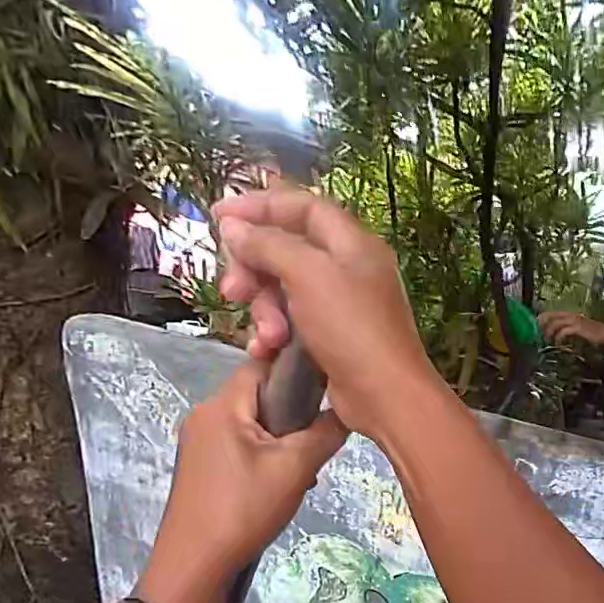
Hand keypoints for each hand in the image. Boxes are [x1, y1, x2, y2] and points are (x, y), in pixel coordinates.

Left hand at [147, 360, 349, 589]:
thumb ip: (326, 432)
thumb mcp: (295, 467)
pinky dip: (266, 458)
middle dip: (294, 416)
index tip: (327, 392)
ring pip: (254, 425)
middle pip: (260, 396)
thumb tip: (349, 410)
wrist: (195, 565)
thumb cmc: (244, 508)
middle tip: (315, 445)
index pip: (264, 364)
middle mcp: (205, 415)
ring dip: (283, 442)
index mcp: (222, 405)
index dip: (298, 372)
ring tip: (300, 471)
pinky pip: (242, 447)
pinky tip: (279, 486)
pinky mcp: (202, 467)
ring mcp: (200, 443)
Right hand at [212, 189, 443, 439]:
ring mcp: (341, 306)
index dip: (260, 205)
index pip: (302, 206)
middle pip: (286, 250)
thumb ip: (268, 244)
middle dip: (254, 269)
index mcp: (352, 243)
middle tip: (232, 290)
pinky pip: (292, 323)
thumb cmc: (351, 329)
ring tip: (268, 337)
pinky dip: (275, 334)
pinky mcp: (332, 339)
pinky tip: (266, 351)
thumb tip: (233, 226)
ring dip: (265, 311)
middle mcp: (348, 269)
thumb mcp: (308, 276)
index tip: (218, 216)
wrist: (385, 396)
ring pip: (285, 291)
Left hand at [539, 311, 603, 348]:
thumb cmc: (592, 335)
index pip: (552, 313)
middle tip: (538, 333)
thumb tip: (555, 335)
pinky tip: (557, 343)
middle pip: (552, 316)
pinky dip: (558, 337)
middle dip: (543, 324)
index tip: (536, 326)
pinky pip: (563, 331)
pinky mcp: (578, 328)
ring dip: (549, 332)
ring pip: (556, 323)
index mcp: (571, 315)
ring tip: (548, 340)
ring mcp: (575, 321)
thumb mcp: (577, 331)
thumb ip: (567, 330)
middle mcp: (571, 315)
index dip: (543, 318)